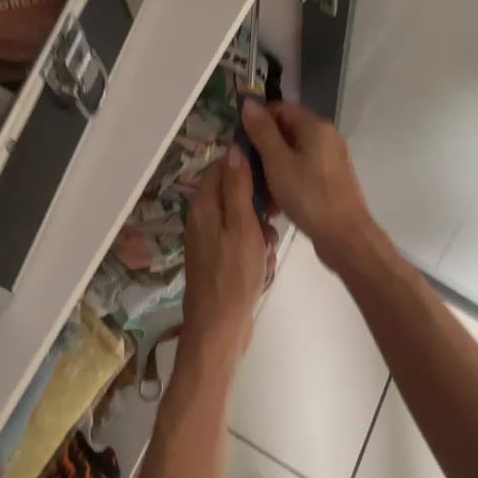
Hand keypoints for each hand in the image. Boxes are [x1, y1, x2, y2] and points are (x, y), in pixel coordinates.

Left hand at [181, 147, 270, 370]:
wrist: (219, 329)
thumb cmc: (233, 275)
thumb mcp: (242, 225)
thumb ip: (238, 186)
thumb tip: (234, 148)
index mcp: (204, 204)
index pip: (224, 165)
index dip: (248, 164)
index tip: (273, 173)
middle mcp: (204, 217)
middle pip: (236, 192)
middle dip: (259, 204)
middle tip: (273, 220)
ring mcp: (211, 240)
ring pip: (244, 218)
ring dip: (261, 230)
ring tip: (268, 249)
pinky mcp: (220, 259)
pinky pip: (243, 241)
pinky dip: (257, 250)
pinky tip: (263, 266)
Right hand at [240, 101, 382, 273]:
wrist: (345, 236)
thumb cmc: (308, 196)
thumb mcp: (277, 162)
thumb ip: (262, 131)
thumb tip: (249, 103)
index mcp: (315, 126)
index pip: (280, 108)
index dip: (257, 119)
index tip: (239, 140)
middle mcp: (327, 136)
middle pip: (287, 131)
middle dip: (264, 148)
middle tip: (246, 169)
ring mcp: (332, 158)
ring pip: (294, 153)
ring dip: (273, 167)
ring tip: (259, 191)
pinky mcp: (333, 178)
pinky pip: (304, 169)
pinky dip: (288, 179)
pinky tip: (276, 202)